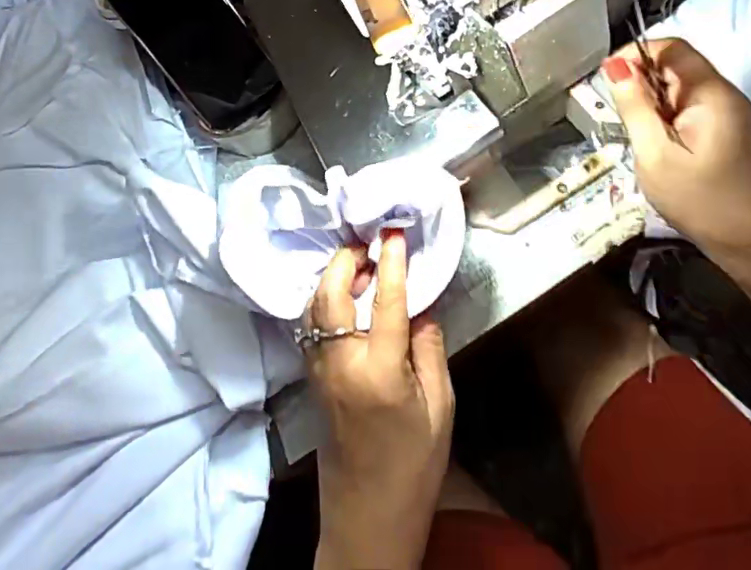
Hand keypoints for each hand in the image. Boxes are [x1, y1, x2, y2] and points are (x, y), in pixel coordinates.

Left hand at [309, 232, 454, 569]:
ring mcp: (319, 370)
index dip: (391, 262)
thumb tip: (421, 304)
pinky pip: (311, 325)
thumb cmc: (414, 466)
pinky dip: (325, 299)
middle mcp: (340, 363)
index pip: (384, 301)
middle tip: (368, 244)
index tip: (394, 232)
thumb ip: (429, 348)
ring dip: (332, 277)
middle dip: (345, 261)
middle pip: (329, 295)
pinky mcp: (312, 379)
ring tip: (360, 266)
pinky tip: (346, 298)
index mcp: (379, 371)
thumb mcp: (439, 408)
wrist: (367, 518)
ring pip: (313, 307)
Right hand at [602, 39, 750, 299]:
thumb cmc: (704, 203)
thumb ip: (635, 107)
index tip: (609, 78)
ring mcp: (730, 115)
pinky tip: (659, 148)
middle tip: (623, 118)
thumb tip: (615, 65)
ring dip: (653, 104)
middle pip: (676, 67)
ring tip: (639, 137)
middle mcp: (725, 95)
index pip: (672, 47)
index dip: (637, 53)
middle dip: (643, 82)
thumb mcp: (656, 155)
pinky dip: (667, 119)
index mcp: (711, 93)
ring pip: (680, 90)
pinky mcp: (729, 134)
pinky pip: (690, 110)